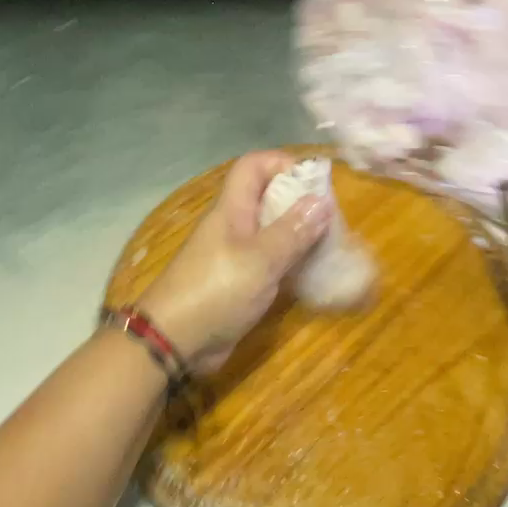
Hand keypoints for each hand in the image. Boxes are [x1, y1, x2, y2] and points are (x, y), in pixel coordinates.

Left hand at [136, 151, 333, 372]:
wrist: (174, 342)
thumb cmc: (215, 291)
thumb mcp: (259, 260)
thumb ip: (292, 231)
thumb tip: (322, 201)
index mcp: (232, 209)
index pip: (254, 166)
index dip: (283, 164)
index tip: (316, 182)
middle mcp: (235, 226)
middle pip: (268, 198)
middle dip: (301, 203)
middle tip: (333, 220)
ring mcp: (237, 256)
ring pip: (274, 232)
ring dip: (301, 236)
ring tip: (332, 246)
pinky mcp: (241, 283)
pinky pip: (272, 263)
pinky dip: (293, 264)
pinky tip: (316, 275)